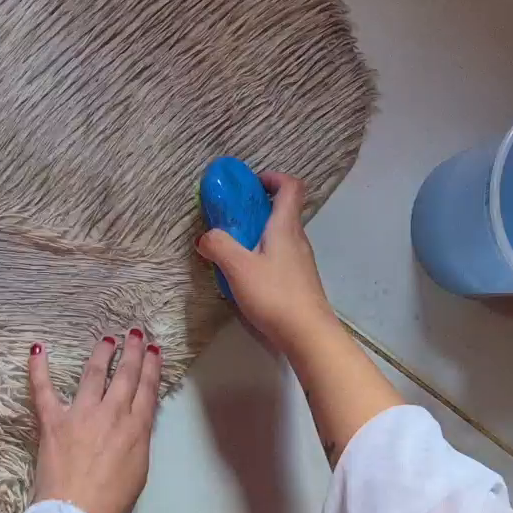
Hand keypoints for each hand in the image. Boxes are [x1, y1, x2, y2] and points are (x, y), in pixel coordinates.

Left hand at [28, 330, 163, 512]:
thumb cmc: (113, 501)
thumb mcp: (139, 469)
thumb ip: (138, 439)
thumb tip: (135, 421)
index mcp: (136, 428)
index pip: (147, 389)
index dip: (152, 367)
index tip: (154, 351)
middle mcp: (112, 413)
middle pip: (125, 375)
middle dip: (132, 352)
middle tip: (135, 335)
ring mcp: (81, 414)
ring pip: (93, 373)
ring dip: (102, 353)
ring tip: (107, 339)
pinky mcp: (53, 421)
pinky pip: (44, 390)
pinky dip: (39, 369)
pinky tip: (38, 350)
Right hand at [194, 171, 341, 354]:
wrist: (307, 333)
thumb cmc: (274, 294)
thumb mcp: (238, 267)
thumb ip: (218, 246)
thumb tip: (205, 237)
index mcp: (285, 227)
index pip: (290, 187)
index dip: (272, 179)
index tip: (250, 186)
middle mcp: (297, 239)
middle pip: (282, 212)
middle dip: (256, 210)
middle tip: (230, 221)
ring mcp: (300, 262)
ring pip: (279, 237)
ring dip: (257, 236)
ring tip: (233, 252)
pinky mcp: (299, 282)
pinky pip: (279, 258)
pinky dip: (262, 257)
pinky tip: (246, 278)